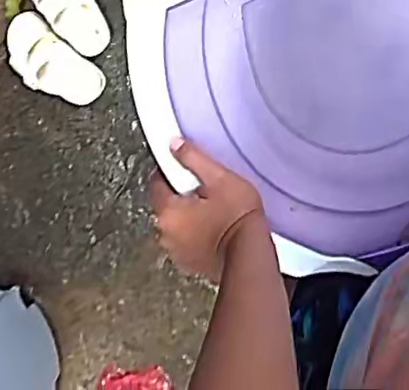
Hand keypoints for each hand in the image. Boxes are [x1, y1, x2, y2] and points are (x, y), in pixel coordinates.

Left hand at [149, 138, 267, 282]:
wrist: (250, 254)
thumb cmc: (236, 216)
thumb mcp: (217, 177)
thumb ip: (193, 158)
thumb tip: (175, 145)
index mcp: (167, 212)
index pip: (158, 182)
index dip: (173, 169)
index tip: (190, 166)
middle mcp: (165, 235)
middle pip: (167, 203)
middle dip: (183, 193)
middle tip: (208, 187)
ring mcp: (177, 253)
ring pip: (177, 222)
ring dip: (190, 214)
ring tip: (215, 206)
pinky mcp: (190, 264)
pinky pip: (187, 239)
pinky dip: (197, 231)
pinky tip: (216, 224)